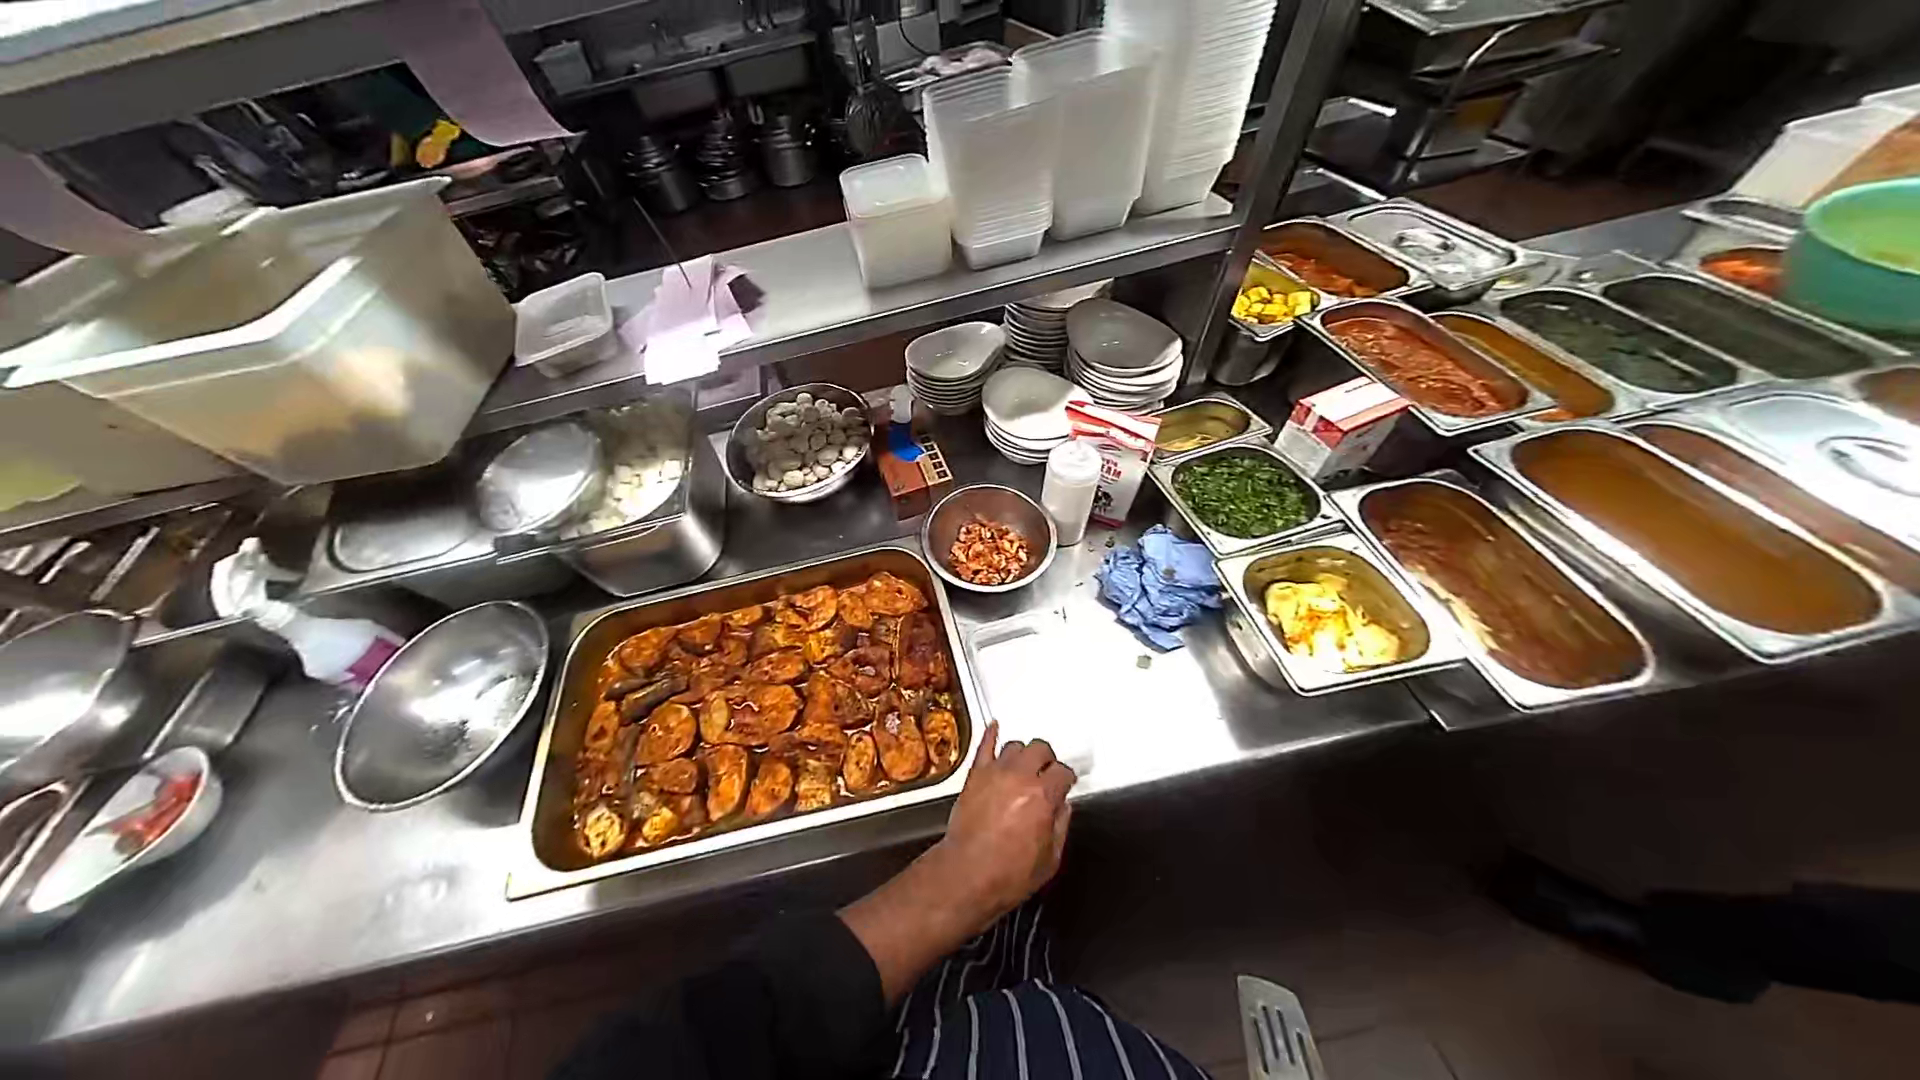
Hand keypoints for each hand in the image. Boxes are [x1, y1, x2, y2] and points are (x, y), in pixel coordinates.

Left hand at [926, 722, 1074, 925]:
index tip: (1066, 783)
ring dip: (1023, 754)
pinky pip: (984, 746)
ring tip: (1025, 764)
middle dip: (1048, 759)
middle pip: (1040, 749)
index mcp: (1043, 796)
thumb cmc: (1006, 874)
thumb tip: (1063, 809)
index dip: (1067, 778)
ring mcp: (995, 773)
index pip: (1063, 772)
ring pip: (1015, 746)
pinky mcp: (974, 776)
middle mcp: (1020, 778)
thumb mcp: (1050, 859)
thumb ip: (1060, 826)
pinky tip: (994, 727)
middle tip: (1047, 771)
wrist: (966, 876)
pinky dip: (990, 735)